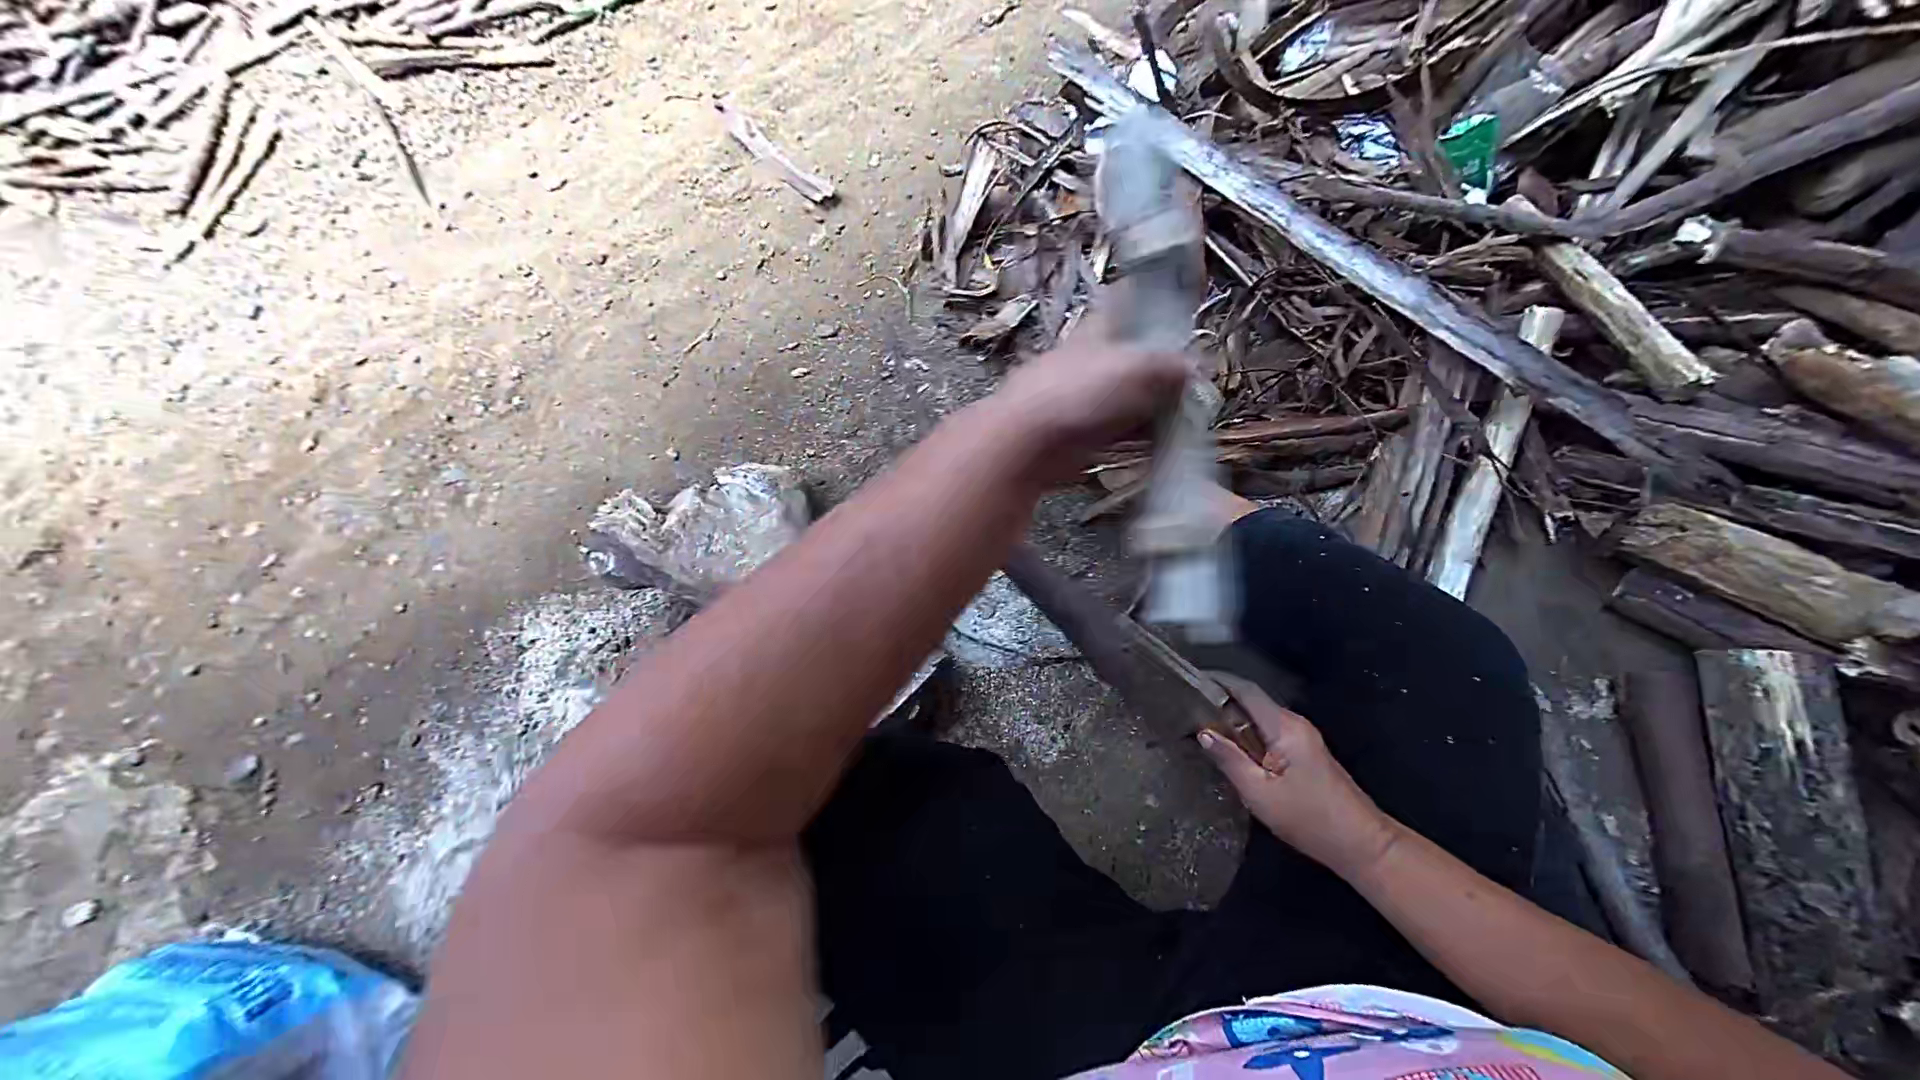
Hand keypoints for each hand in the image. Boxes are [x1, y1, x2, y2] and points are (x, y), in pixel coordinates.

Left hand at [991, 299, 1190, 458]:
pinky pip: (1116, 432)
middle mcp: (1087, 361)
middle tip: (1192, 384)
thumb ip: (1167, 366)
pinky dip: (1138, 436)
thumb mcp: (1135, 368)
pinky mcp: (1077, 435)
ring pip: (1125, 397)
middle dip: (1160, 369)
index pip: (1125, 304)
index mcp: (1096, 331)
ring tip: (1183, 416)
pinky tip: (1160, 444)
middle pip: (1131, 357)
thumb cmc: (1078, 393)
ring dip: (1152, 407)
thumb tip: (1193, 367)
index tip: (1180, 315)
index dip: (1151, 304)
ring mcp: (1079, 399)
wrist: (1025, 443)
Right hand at [1196, 672, 1400, 879]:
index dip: (1217, 681)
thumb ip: (1230, 759)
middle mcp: (1295, 724)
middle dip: (1220, 704)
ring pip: (1259, 719)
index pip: (1246, 690)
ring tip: (1202, 732)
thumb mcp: (1259, 793)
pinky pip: (1269, 734)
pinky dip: (1247, 737)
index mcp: (1284, 727)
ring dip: (1233, 723)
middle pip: (1251, 702)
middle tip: (1187, 714)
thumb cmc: (1310, 820)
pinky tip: (1231, 752)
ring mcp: (1303, 738)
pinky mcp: (1305, 753)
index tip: (1190, 683)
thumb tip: (1203, 733)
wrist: (1363, 846)